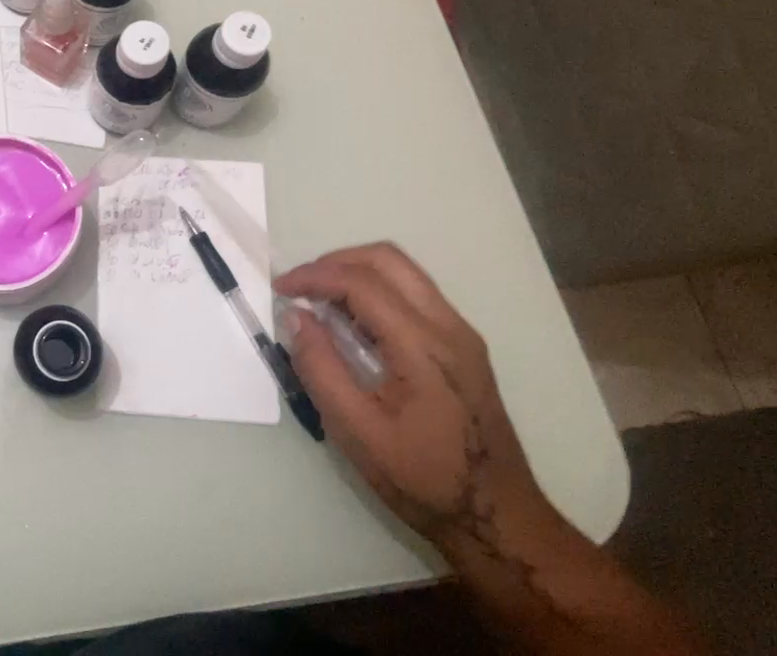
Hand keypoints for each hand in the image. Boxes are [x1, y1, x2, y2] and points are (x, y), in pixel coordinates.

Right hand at [274, 244, 554, 552]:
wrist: (497, 517)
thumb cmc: (423, 479)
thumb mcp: (356, 431)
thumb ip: (321, 369)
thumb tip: (296, 318)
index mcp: (423, 346)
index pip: (362, 283)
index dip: (314, 276)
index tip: (279, 289)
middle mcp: (449, 327)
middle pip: (388, 260)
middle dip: (336, 261)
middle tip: (300, 287)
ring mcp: (461, 335)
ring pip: (404, 273)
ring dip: (356, 273)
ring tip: (320, 302)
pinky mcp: (463, 347)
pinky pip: (414, 295)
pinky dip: (376, 291)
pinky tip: (352, 324)